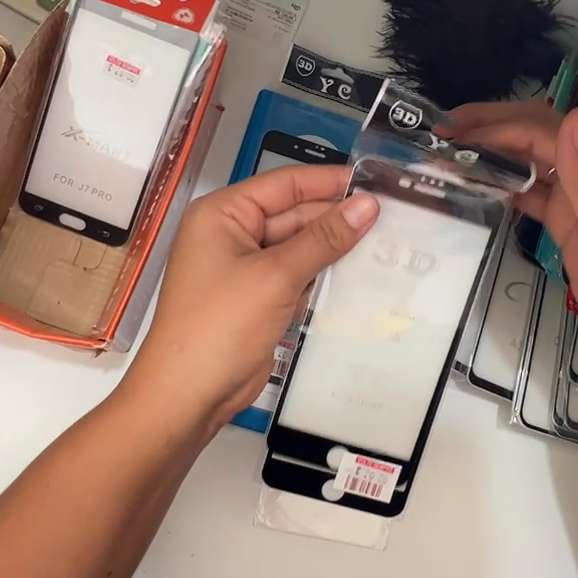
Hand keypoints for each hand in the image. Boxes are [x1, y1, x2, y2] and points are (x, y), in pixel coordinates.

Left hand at [121, 164, 379, 431]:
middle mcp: (231, 233)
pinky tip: (359, 274)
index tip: (372, 182)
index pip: (284, 185)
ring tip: (384, 242)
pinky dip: (321, 275)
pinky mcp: (257, 297)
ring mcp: (244, 267)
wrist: (188, 395)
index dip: (328, 182)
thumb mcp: (277, 276)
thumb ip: (325, 238)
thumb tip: (366, 205)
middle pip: (293, 214)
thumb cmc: (220, 326)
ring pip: (298, 246)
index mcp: (223, 213)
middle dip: (335, 218)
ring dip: (333, 248)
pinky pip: (295, 275)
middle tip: (388, 217)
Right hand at [446, 102, 577, 362]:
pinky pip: (530, 193)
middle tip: (441, 131)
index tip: (451, 130)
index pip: (542, 132)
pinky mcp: (568, 223)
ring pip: (529, 162)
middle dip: (488, 128)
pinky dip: (503, 186)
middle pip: (534, 136)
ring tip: (449, 153)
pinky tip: (477, 186)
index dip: (495, 126)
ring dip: (492, 154)